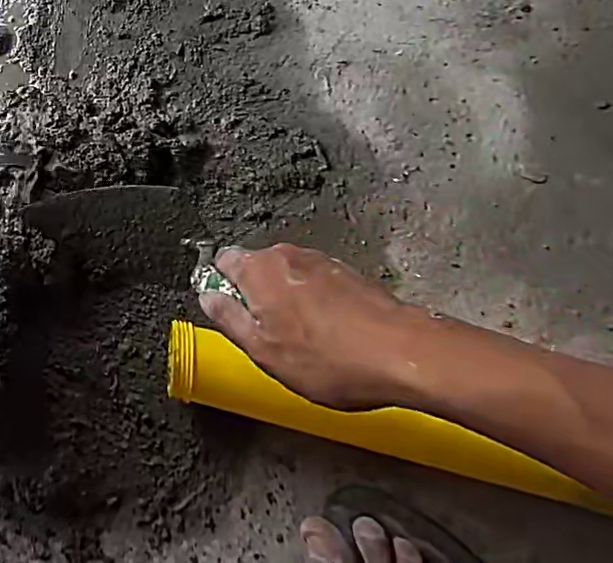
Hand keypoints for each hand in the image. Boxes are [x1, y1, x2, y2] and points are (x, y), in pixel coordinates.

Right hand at [199, 244, 431, 410]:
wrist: (405, 353)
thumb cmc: (331, 358)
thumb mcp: (265, 351)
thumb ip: (229, 319)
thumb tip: (207, 298)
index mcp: (257, 268)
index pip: (222, 261)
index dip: (222, 288)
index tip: (234, 316)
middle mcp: (285, 254)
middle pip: (256, 268)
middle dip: (258, 296)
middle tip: (272, 337)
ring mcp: (319, 260)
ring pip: (288, 276)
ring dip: (290, 301)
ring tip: (308, 341)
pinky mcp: (347, 272)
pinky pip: (317, 284)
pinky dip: (318, 304)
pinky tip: (333, 335)